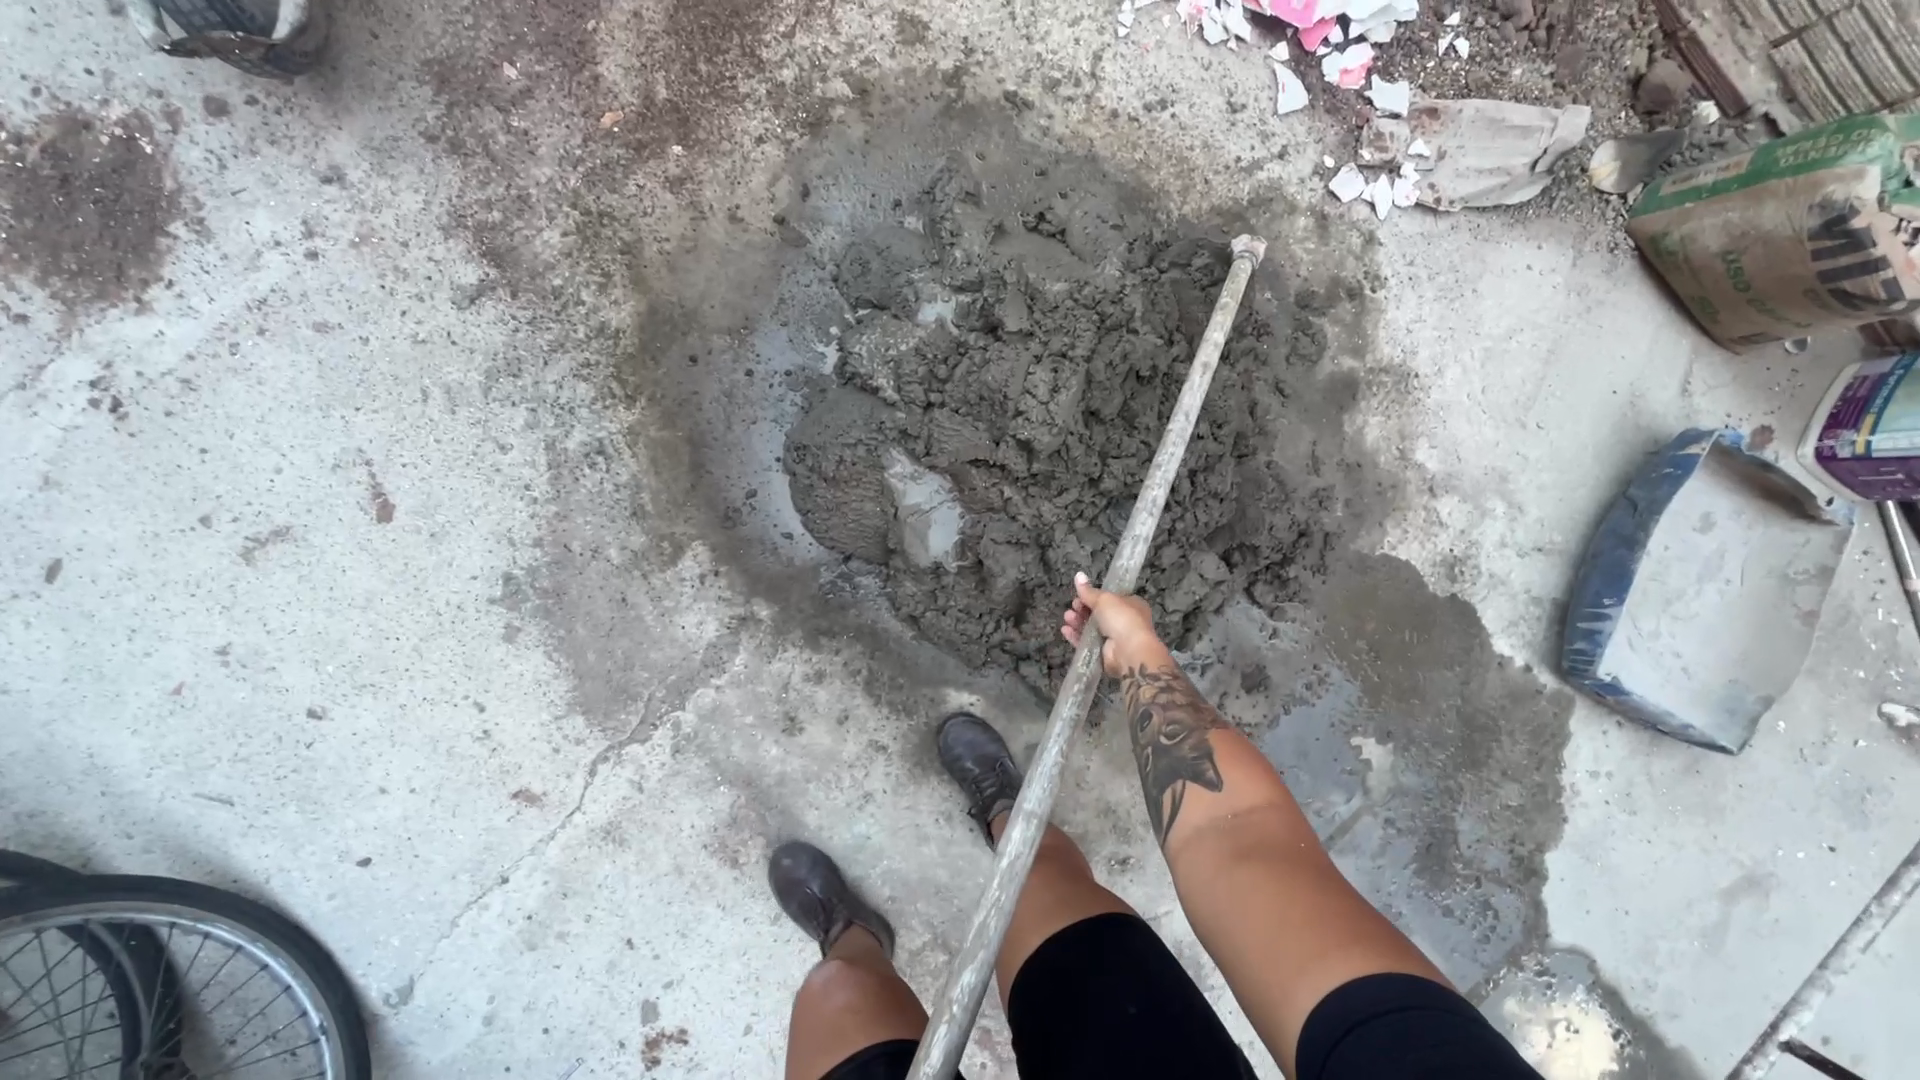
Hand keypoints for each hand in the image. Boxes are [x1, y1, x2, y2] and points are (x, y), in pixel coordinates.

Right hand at [1061, 572, 1165, 676]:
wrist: (1130, 651)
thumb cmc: (1122, 619)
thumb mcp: (1105, 599)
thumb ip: (1089, 591)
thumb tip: (1078, 575)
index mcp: (1131, 605)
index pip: (1110, 598)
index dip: (1094, 596)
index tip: (1080, 595)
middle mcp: (1125, 621)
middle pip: (1099, 614)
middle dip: (1083, 609)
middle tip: (1073, 607)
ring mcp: (1115, 638)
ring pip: (1092, 628)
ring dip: (1078, 622)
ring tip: (1068, 617)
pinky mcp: (1105, 653)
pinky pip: (1088, 643)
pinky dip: (1076, 637)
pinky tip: (1066, 630)